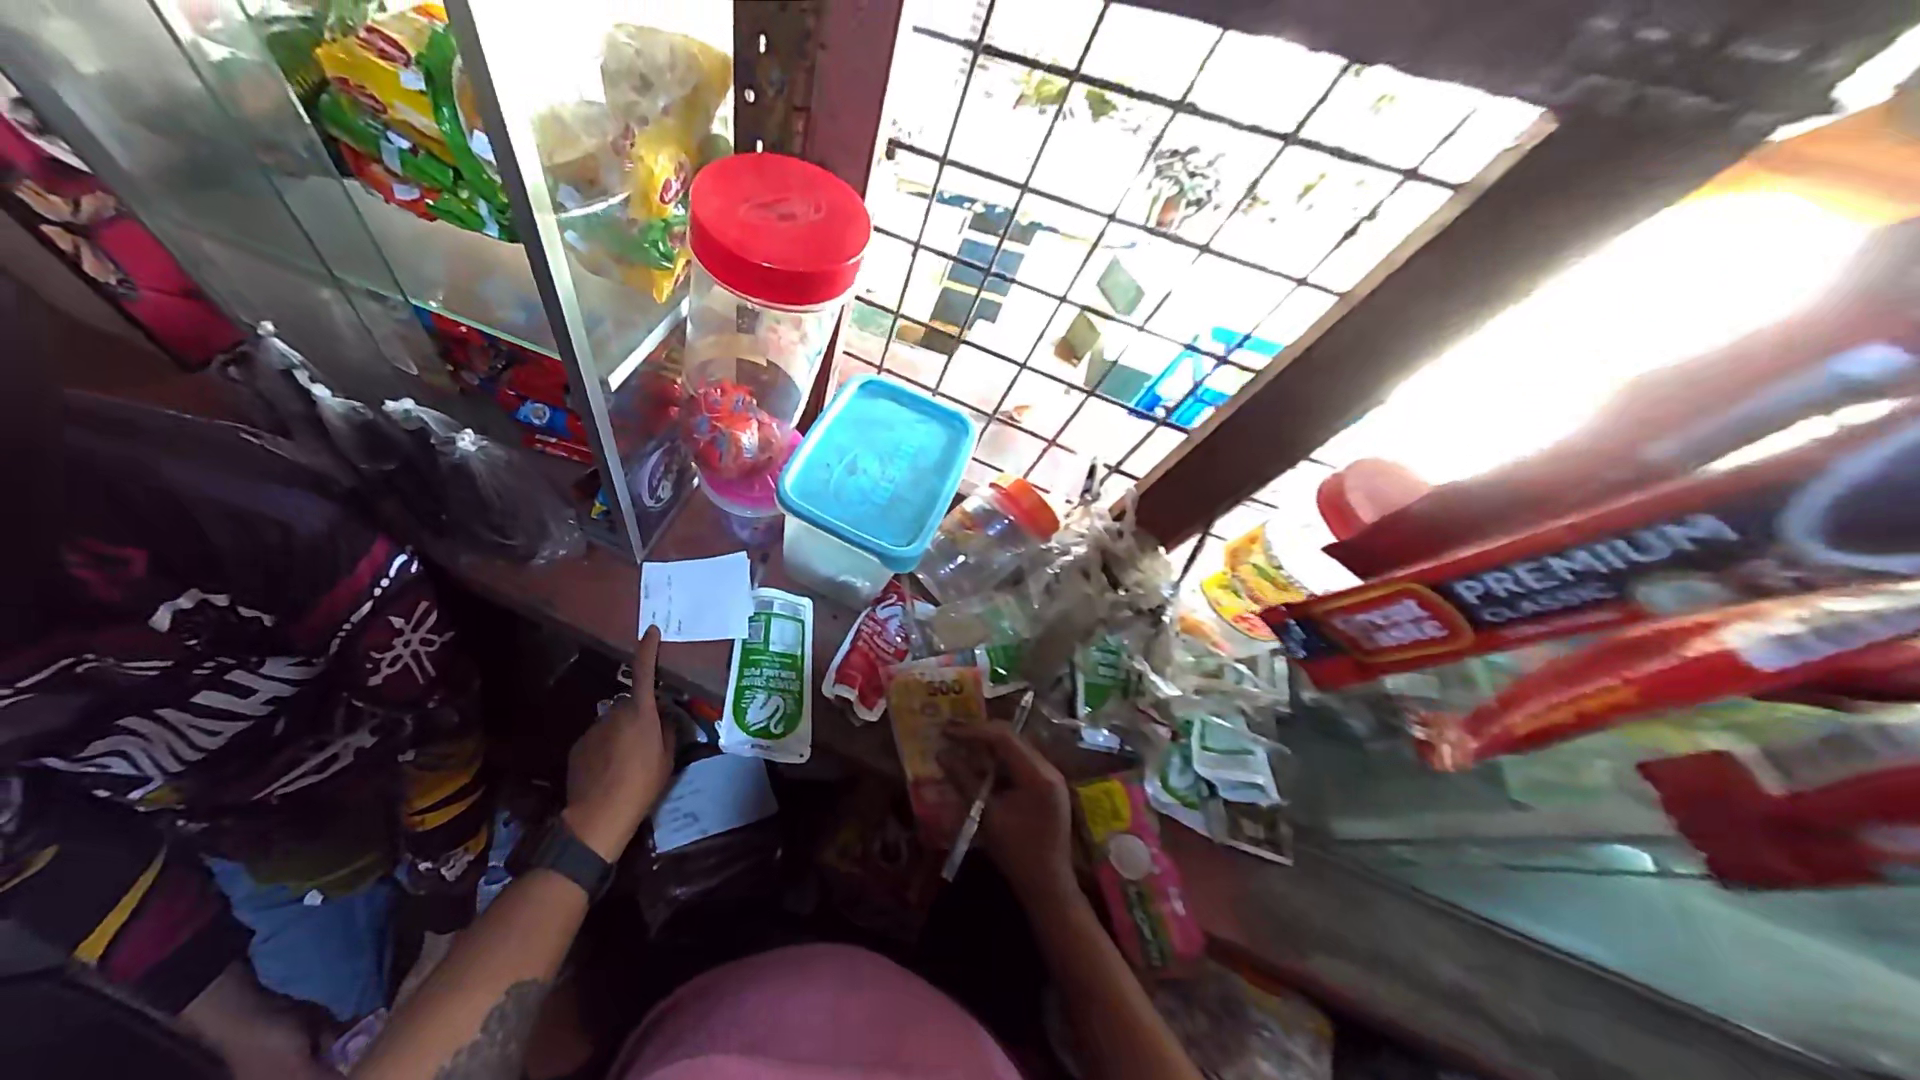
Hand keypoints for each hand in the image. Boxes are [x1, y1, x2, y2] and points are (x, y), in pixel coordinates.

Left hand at [563, 626, 674, 860]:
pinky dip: (605, 748)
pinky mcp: (578, 746)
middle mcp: (615, 713)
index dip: (647, 650)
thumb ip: (668, 732)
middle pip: (630, 705)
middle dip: (638, 715)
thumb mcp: (668, 759)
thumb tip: (664, 719)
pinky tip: (609, 771)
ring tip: (627, 763)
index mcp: (641, 713)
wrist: (598, 815)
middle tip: (647, 742)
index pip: (643, 672)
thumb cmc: (642, 784)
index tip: (650, 631)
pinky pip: (598, 739)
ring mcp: (593, 729)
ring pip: (613, 723)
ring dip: (621, 734)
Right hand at [943, 721, 1075, 905]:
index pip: (1004, 738)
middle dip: (980, 734)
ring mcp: (1051, 777)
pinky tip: (979, 766)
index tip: (947, 730)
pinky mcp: (1047, 787)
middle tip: (951, 732)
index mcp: (1038, 775)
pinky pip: (1021, 763)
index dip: (973, 731)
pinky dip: (999, 761)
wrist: (1049, 886)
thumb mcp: (987, 816)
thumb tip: (941, 753)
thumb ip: (965, 780)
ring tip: (960, 745)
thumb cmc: (1017, 853)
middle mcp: (1048, 769)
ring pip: (1016, 749)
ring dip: (988, 747)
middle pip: (1012, 739)